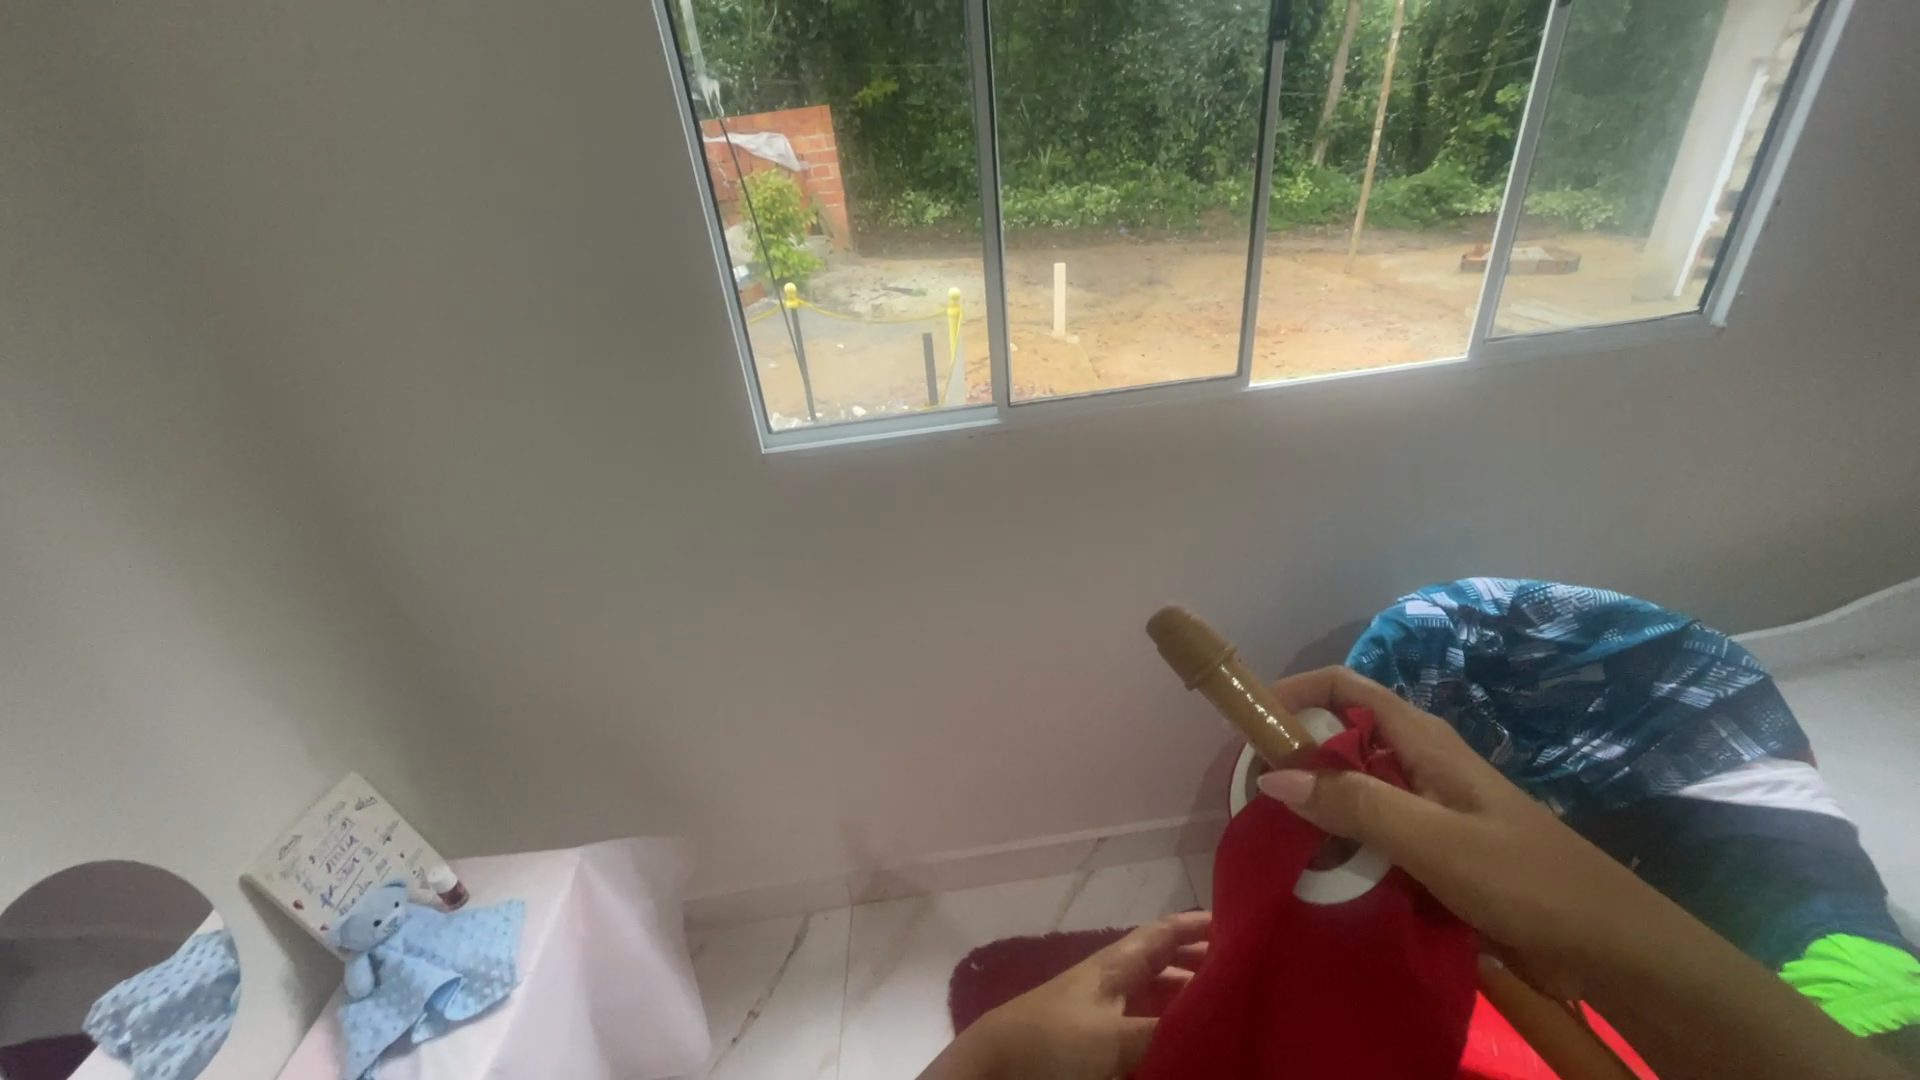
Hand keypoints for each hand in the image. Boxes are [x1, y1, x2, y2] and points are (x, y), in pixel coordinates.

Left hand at [919, 911, 1209, 1079]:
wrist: (995, 1067)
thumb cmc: (1055, 1041)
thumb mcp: (1115, 1037)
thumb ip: (1164, 1032)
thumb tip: (1211, 1028)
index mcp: (1115, 965)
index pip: (1162, 934)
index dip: (1195, 925)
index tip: (1233, 924)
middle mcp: (1110, 983)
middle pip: (1160, 967)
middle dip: (1197, 968)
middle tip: (1237, 980)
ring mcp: (1099, 1015)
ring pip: (1151, 1001)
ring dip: (1182, 1005)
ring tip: (1218, 1016)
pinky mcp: (1091, 1047)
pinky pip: (1138, 1032)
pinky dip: (1163, 1034)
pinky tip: (1178, 1048)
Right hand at [1254, 665, 1661, 983]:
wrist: (1614, 947)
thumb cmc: (1525, 879)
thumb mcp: (1433, 840)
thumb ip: (1354, 804)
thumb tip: (1271, 776)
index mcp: (1421, 738)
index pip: (1345, 686)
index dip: (1296, 691)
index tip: (1255, 725)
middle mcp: (1419, 758)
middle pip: (1342, 735)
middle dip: (1297, 755)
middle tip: (1259, 792)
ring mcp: (1428, 800)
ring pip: (1354, 784)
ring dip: (1318, 802)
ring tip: (1283, 833)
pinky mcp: (1434, 840)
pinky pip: (1372, 824)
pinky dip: (1343, 836)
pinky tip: (1327, 866)